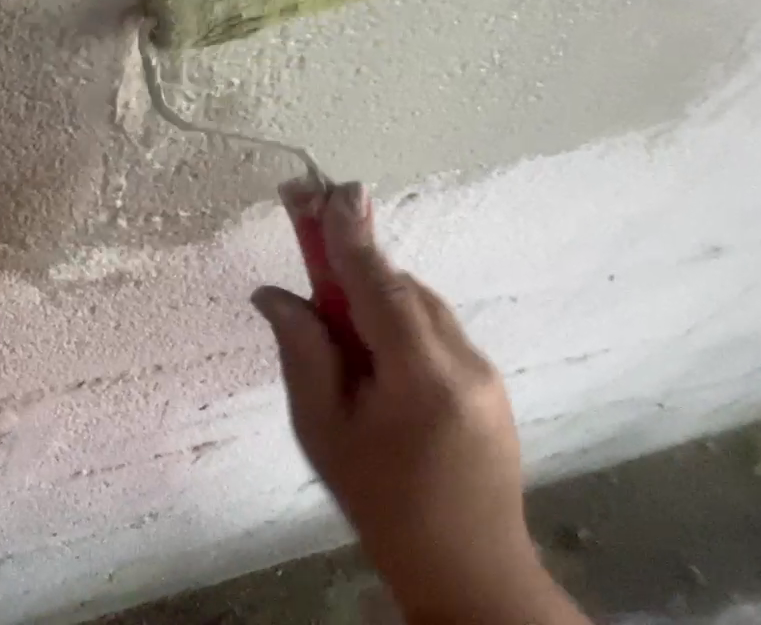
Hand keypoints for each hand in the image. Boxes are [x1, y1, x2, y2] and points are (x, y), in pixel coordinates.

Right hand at [253, 183, 582, 623]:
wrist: (467, 568)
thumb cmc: (380, 499)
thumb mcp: (321, 427)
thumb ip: (302, 351)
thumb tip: (273, 294)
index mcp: (421, 375)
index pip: (378, 286)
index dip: (347, 236)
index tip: (327, 191)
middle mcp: (464, 362)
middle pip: (400, 288)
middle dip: (352, 268)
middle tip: (308, 261)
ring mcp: (484, 373)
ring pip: (418, 306)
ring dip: (372, 297)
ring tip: (336, 336)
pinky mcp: (487, 384)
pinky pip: (432, 329)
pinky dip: (394, 322)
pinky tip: (370, 359)